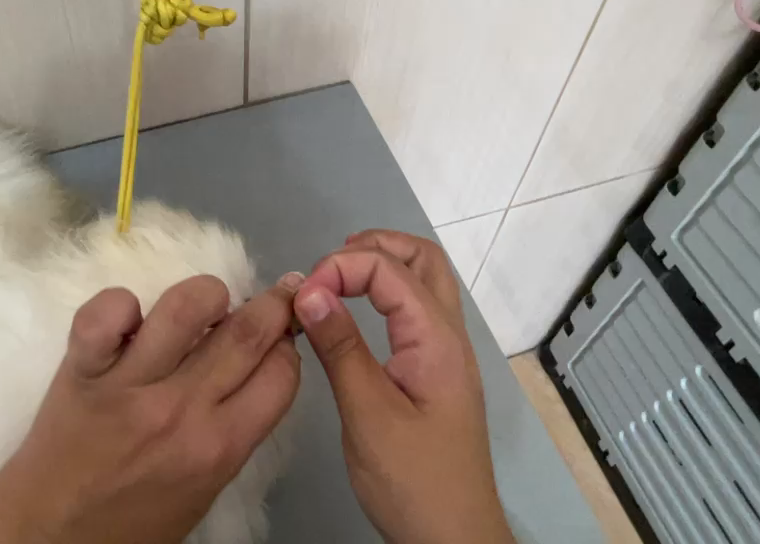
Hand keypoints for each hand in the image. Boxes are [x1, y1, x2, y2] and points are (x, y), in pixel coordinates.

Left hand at [0, 272, 303, 543]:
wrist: (50, 540)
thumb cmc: (134, 518)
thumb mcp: (205, 485)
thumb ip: (235, 425)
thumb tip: (261, 358)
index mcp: (218, 448)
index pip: (280, 374)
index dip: (288, 344)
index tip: (283, 331)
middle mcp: (180, 411)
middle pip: (247, 332)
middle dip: (272, 303)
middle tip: (274, 292)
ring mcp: (129, 385)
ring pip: (186, 305)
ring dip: (208, 293)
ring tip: (205, 304)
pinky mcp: (82, 367)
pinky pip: (106, 310)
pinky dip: (120, 301)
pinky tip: (129, 317)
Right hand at [295, 230, 516, 543]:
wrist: (455, 542)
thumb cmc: (413, 481)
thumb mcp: (368, 415)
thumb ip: (340, 347)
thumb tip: (309, 289)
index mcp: (436, 338)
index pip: (390, 268)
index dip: (341, 267)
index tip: (304, 297)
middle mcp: (448, 335)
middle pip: (423, 258)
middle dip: (374, 245)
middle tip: (329, 264)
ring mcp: (446, 352)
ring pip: (425, 280)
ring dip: (384, 263)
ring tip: (339, 276)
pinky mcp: (436, 370)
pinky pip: (417, 307)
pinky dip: (386, 290)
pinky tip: (358, 307)